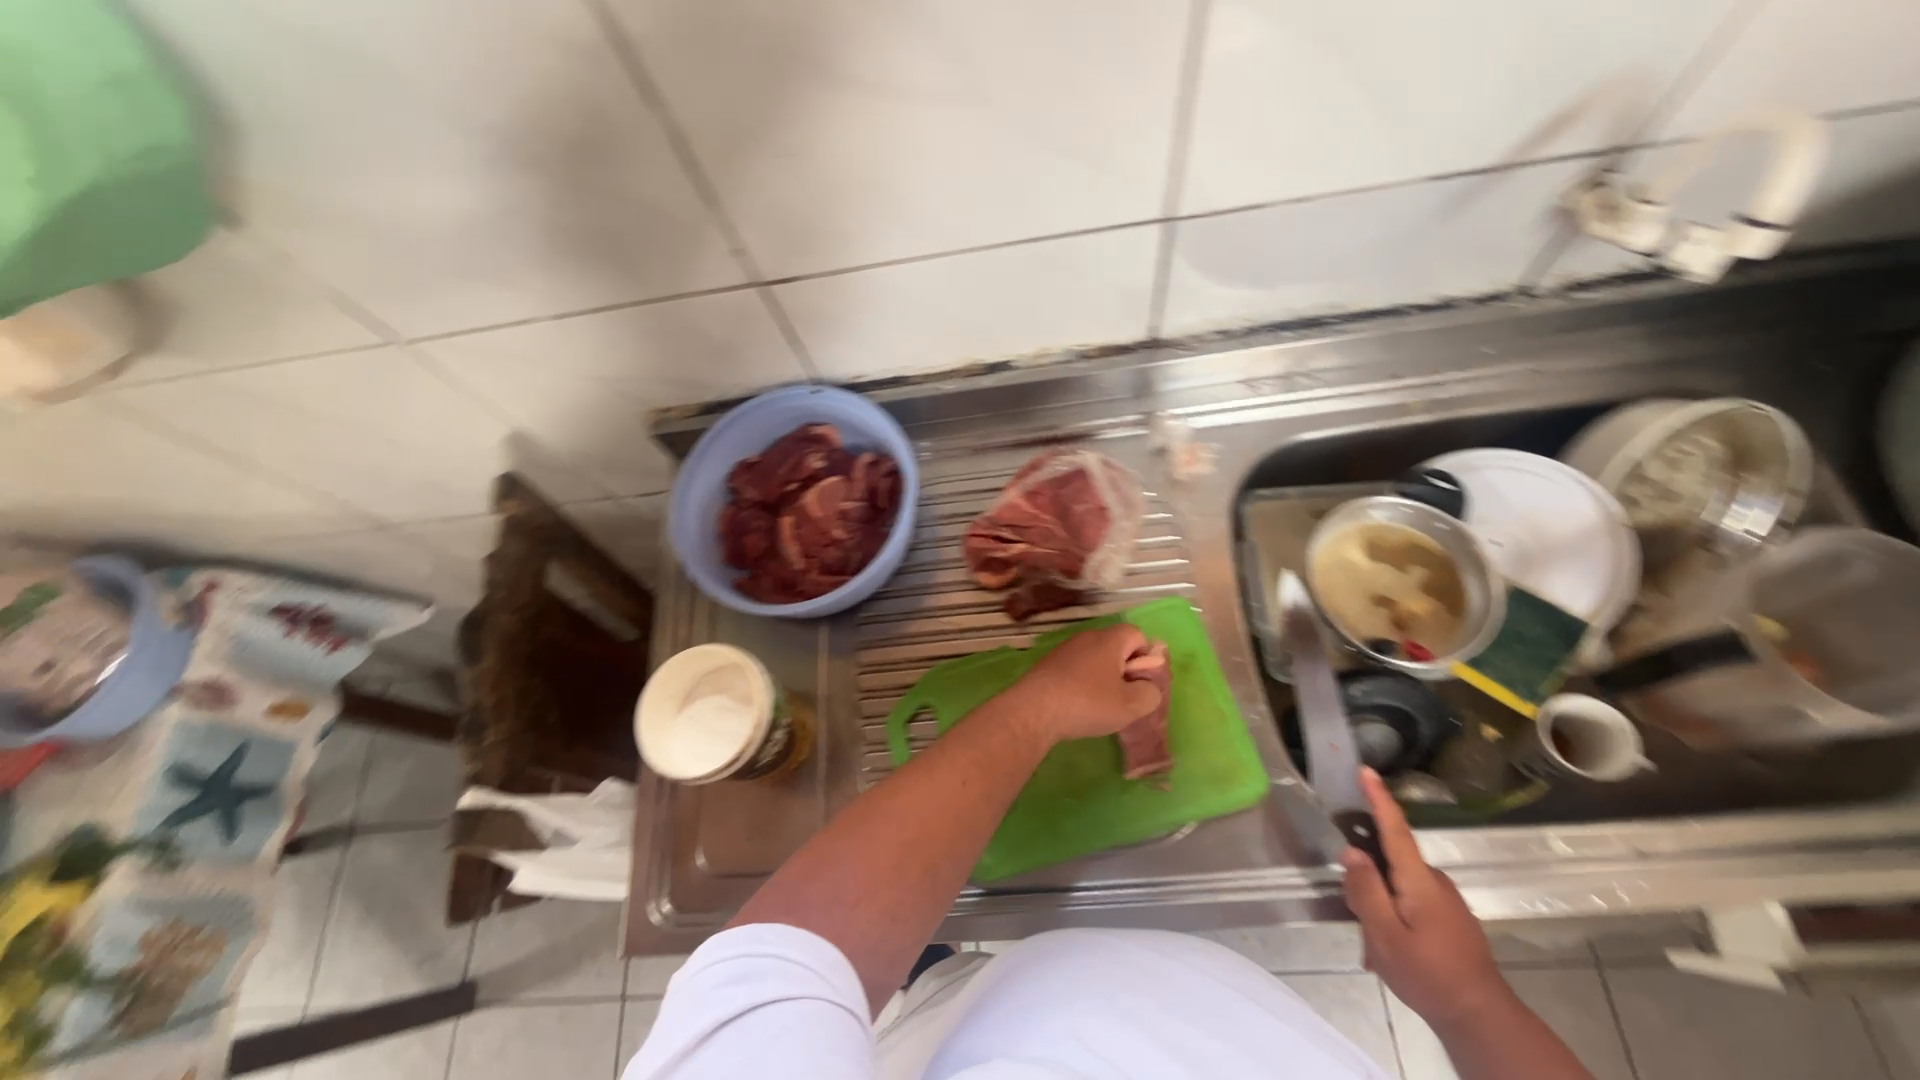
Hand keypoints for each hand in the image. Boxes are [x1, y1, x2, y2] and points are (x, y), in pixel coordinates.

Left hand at [998, 625, 1163, 744]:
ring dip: (1101, 679)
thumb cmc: (1087, 703)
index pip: (1137, 635)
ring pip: (1094, 660)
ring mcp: (1064, 650)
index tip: (1140, 683)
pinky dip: (1081, 684)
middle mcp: (1086, 637)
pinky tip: (1076, 706)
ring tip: (1099, 706)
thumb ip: (1150, 693)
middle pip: (1115, 647)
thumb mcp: (1131, 705)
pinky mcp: (1047, 666)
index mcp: (1109, 640)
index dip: (1145, 657)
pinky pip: (1074, 670)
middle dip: (1123, 670)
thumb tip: (1147, 688)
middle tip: (1122, 697)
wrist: (1033, 710)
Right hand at [1341, 768, 1516, 1032]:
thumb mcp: (1384, 936)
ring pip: (1396, 887)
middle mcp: (1434, 882)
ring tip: (1374, 950)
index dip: (1378, 799)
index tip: (1366, 770)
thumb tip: (1352, 851)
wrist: (1480, 1016)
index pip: (1395, 830)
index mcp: (1418, 881)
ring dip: (1379, 909)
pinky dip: (1393, 922)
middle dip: (1367, 883)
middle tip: (1360, 922)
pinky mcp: (1448, 917)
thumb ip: (1366, 891)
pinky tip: (1389, 955)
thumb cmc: (1428, 975)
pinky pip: (1408, 904)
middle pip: (1388, 862)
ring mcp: (1445, 900)